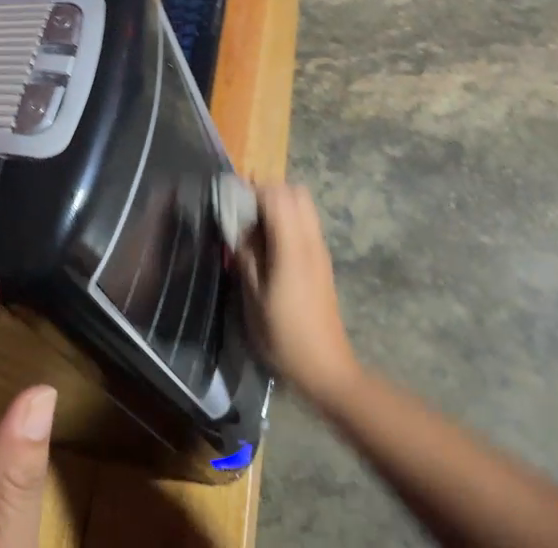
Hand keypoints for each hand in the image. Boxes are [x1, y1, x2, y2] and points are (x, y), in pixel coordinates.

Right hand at [236, 181, 360, 402]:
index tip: (231, 200)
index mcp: (292, 247)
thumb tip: (238, 227)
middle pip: (295, 192)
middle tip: (245, 212)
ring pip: (304, 206)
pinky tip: (270, 246)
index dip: (253, 191)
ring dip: (280, 206)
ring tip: (255, 229)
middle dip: (269, 193)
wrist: (326, 367)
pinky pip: (306, 224)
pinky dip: (288, 221)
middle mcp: (311, 241)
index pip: (277, 196)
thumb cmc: (283, 335)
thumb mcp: (253, 297)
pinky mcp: (323, 262)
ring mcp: (320, 251)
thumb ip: (246, 255)